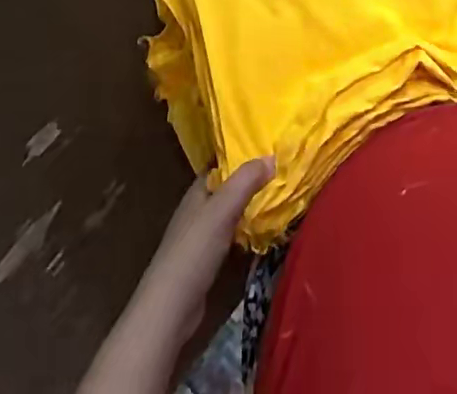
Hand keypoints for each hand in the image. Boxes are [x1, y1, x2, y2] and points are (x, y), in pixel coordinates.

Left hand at [131, 157, 274, 343]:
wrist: (171, 308)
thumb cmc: (195, 250)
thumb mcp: (222, 209)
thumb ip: (246, 181)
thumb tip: (271, 156)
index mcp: (197, 192)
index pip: (220, 164)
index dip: (242, 154)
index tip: (270, 147)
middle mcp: (198, 210)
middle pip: (229, 188)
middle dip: (253, 180)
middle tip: (285, 171)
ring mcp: (202, 236)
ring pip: (233, 212)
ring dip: (253, 206)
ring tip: (283, 197)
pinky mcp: (208, 260)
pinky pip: (234, 235)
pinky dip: (249, 230)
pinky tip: (267, 231)